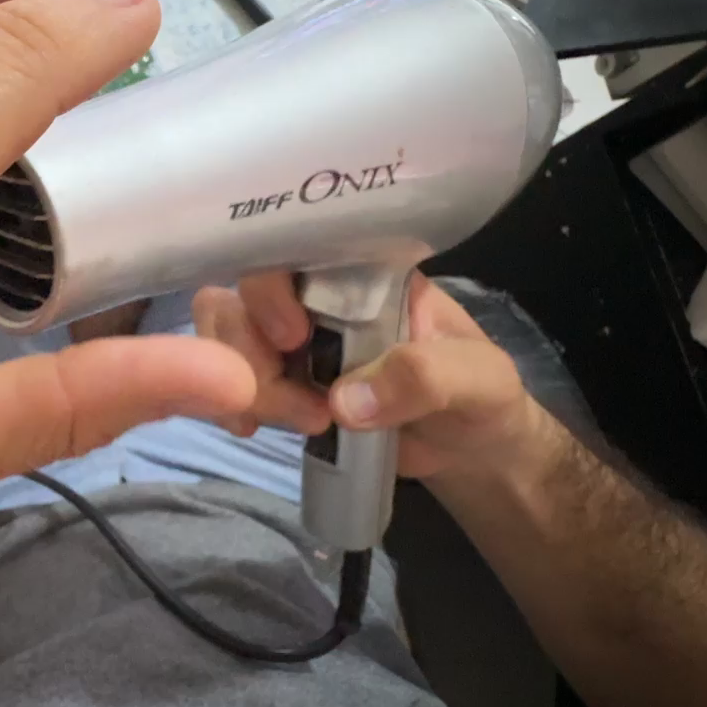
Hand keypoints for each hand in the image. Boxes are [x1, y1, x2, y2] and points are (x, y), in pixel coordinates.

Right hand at [191, 272, 559, 482]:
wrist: (470, 453)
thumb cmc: (481, 399)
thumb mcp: (477, 380)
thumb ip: (424, 377)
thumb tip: (344, 400)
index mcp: (361, 275)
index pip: (291, 253)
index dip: (271, 289)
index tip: (292, 339)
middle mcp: (313, 298)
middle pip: (240, 299)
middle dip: (252, 354)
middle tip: (306, 411)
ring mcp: (287, 340)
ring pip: (226, 338)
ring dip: (247, 386)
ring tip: (304, 425)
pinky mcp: (277, 382)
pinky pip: (228, 380)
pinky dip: (231, 405)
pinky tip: (255, 428)